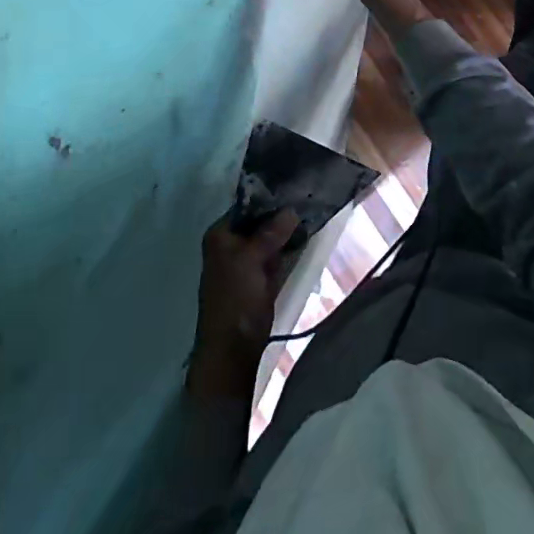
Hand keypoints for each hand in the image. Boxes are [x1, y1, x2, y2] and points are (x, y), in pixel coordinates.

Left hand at [187, 209, 299, 400]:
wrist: (233, 349)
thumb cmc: (234, 299)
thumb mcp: (249, 261)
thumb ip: (269, 234)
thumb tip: (290, 210)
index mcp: (220, 236)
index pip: (245, 207)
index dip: (267, 197)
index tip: (294, 185)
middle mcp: (231, 244)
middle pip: (258, 221)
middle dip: (280, 212)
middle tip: (308, 196)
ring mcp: (247, 262)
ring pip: (269, 237)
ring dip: (287, 229)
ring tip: (312, 209)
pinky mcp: (261, 277)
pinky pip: (277, 254)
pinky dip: (289, 246)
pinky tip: (307, 235)